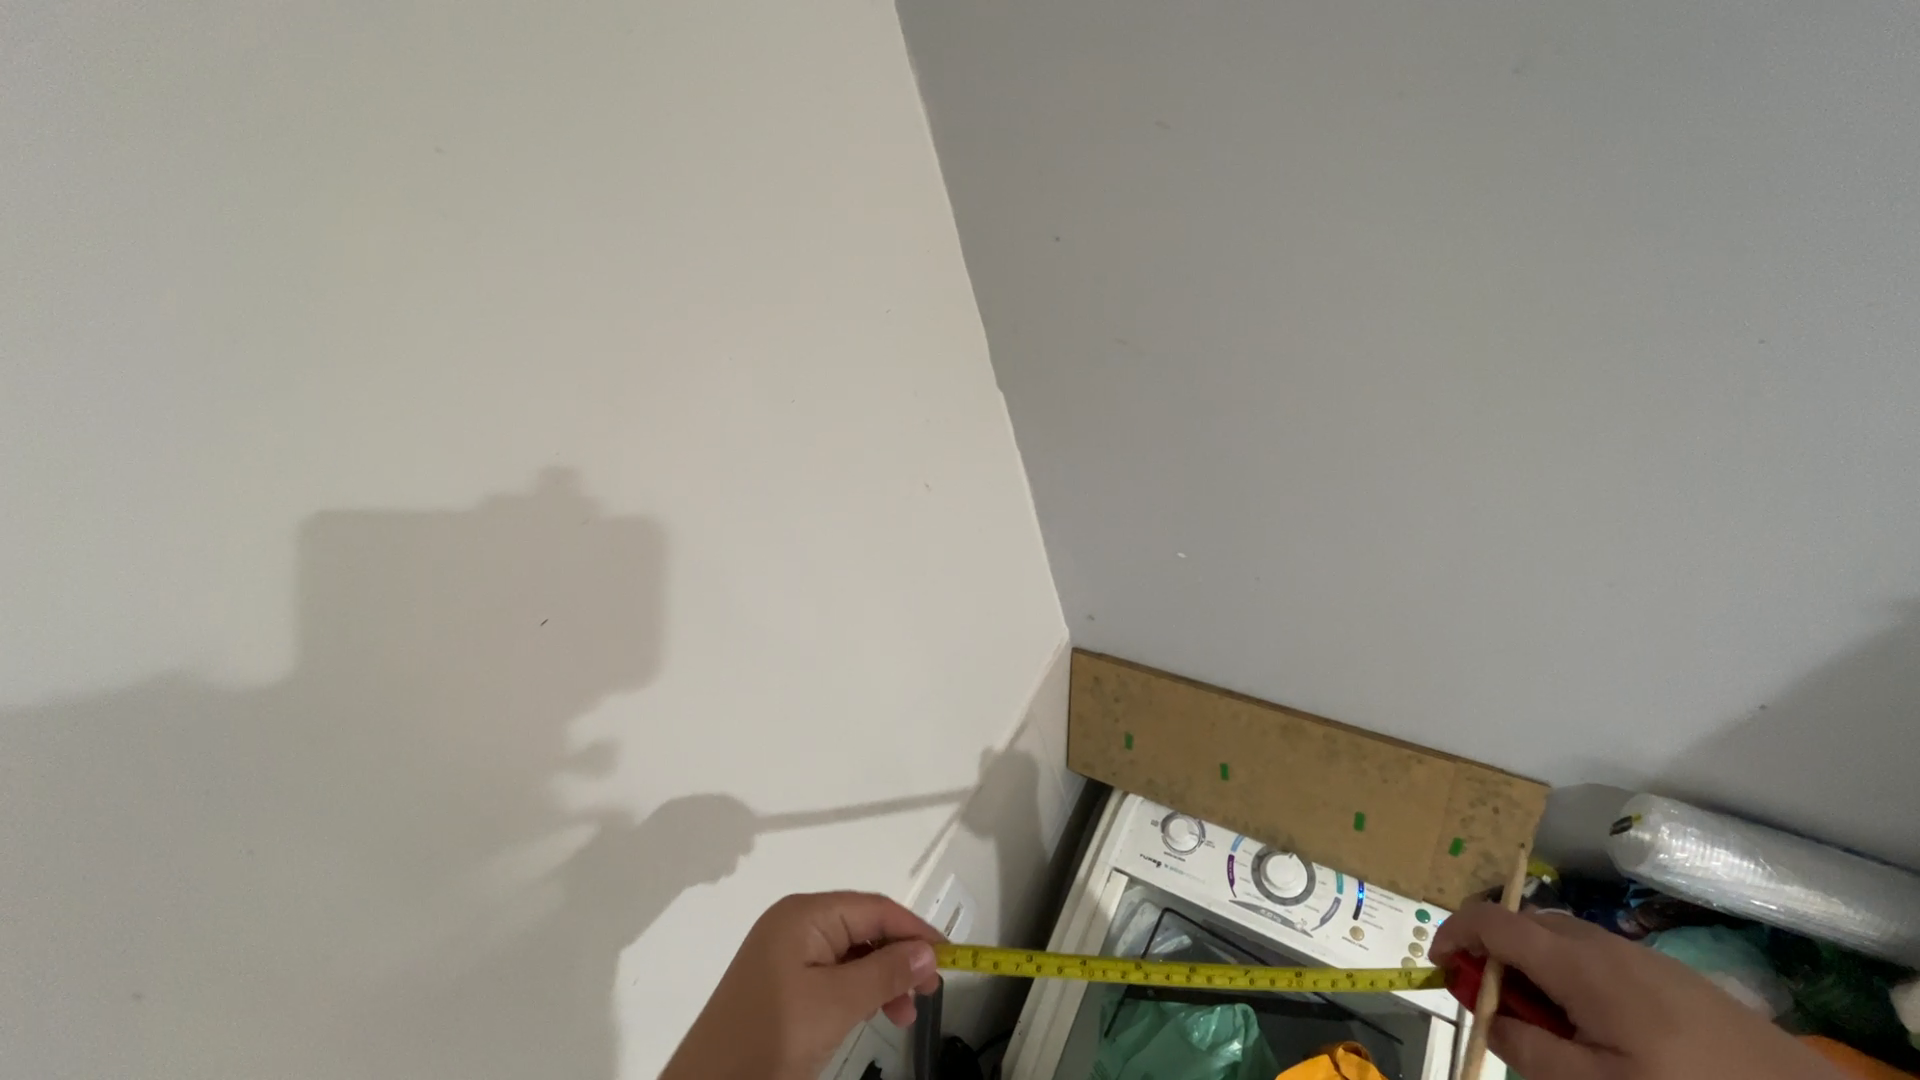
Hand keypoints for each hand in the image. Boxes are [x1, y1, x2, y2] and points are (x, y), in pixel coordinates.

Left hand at [660, 891, 943, 1079]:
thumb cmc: (773, 1037)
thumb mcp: (836, 1005)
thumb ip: (886, 972)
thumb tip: (928, 950)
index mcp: (804, 914)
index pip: (874, 908)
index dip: (914, 930)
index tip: (949, 957)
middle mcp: (795, 922)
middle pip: (863, 927)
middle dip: (899, 956)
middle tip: (929, 990)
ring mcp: (786, 952)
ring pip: (851, 953)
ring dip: (882, 978)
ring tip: (904, 1012)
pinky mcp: (781, 981)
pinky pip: (833, 972)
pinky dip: (859, 990)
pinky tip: (874, 1012)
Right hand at [1433, 903, 1841, 1079]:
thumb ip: (1527, 1050)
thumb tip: (1490, 1020)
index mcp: (1574, 962)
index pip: (1489, 920)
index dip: (1452, 934)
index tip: (1440, 969)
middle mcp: (1600, 942)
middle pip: (1522, 924)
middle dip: (1492, 956)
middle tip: (1493, 1008)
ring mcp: (1639, 955)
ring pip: (1560, 940)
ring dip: (1532, 968)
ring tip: (1544, 1024)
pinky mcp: (1670, 976)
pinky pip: (1597, 958)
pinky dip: (1570, 978)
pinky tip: (1595, 1028)